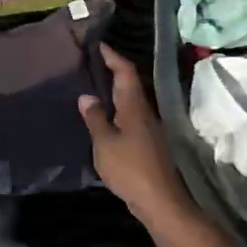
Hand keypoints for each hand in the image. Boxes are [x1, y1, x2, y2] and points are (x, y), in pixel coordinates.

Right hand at [78, 45, 194, 218]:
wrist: (159, 201)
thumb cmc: (130, 168)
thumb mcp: (104, 143)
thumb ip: (95, 118)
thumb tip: (87, 96)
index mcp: (134, 107)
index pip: (125, 72)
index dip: (112, 56)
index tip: (97, 45)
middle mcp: (144, 113)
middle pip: (129, 84)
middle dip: (110, 71)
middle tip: (86, 64)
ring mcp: (147, 129)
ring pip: (129, 101)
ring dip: (111, 91)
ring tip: (88, 87)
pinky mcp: (146, 144)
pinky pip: (128, 117)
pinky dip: (113, 109)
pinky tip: (99, 117)